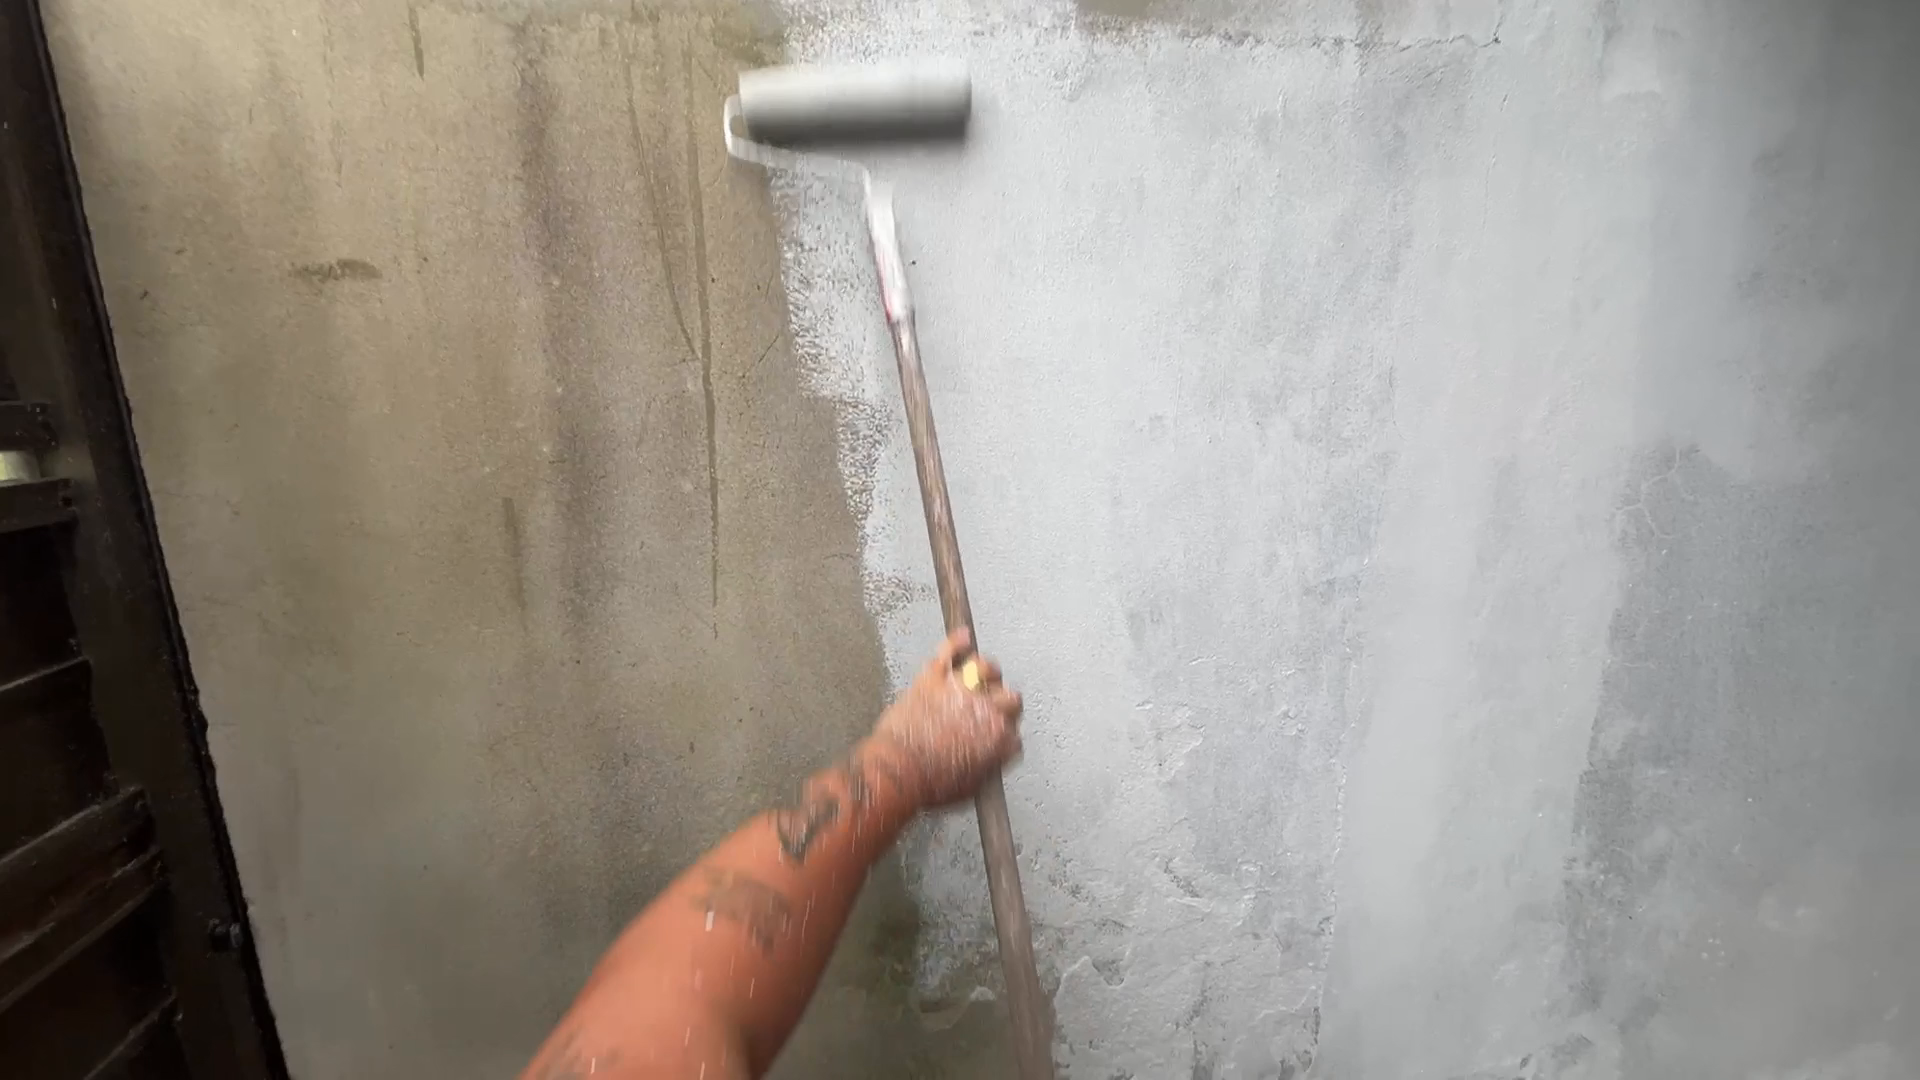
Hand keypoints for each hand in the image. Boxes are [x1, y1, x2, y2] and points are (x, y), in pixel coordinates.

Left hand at [870, 628, 1023, 808]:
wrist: (899, 769)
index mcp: (998, 739)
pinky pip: (950, 651)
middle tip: (995, 704)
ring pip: (986, 668)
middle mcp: (987, 710)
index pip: (1014, 732)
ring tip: (985, 672)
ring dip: (988, 671)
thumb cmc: (930, 782)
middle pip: (1011, 697)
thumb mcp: (969, 786)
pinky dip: (957, 641)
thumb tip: (990, 760)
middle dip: (1005, 702)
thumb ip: (988, 766)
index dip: (1005, 733)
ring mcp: (960, 689)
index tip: (999, 735)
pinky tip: (963, 635)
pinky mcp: (935, 677)